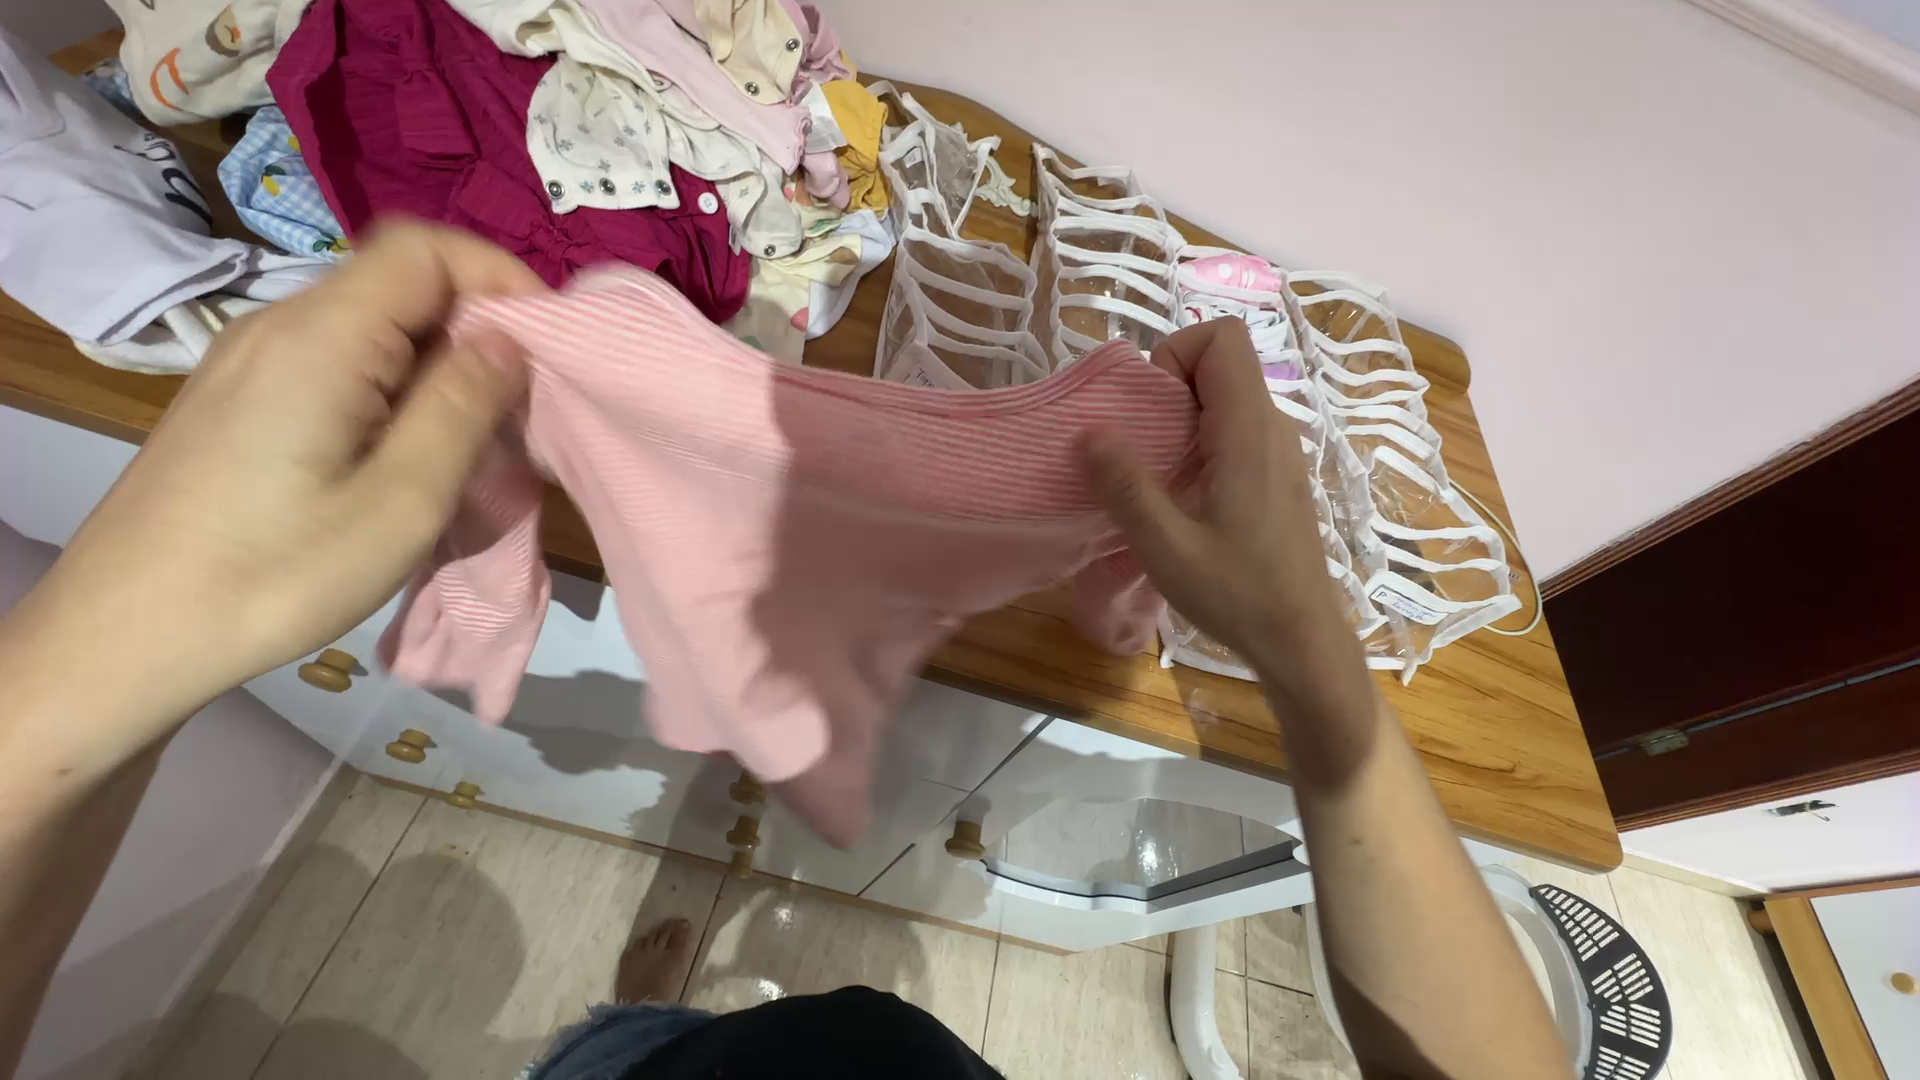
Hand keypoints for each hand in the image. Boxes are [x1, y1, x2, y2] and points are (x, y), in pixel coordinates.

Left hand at [2, 219, 543, 735]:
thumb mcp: (403, 497)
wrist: (131, 635)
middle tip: (531, 399)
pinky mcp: (251, 395)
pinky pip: (351, 358)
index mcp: (320, 340)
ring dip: (450, 358)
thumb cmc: (279, 573)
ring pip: (380, 323)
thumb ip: (463, 406)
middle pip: (403, 282)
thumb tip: (508, 342)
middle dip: (485, 323)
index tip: (550, 342)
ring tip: (487, 428)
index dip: (499, 276)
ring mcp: (258, 360)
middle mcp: (282, 328)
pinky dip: (409, 381)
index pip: (422, 251)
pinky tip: (423, 442)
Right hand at [1080, 318, 1374, 721]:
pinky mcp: (1274, 473)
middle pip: (1219, 363)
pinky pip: (1231, 429)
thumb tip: (1088, 431)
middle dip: (1166, 390)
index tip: (1146, 411)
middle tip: (1139, 450)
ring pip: (1223, 397)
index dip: (1173, 355)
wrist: (1301, 639)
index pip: (1221, 337)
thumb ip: (1127, 486)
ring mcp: (1277, 450)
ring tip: (1155, 477)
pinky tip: (1182, 497)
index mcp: (1249, 430)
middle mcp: (1271, 426)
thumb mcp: (1167, 547)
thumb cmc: (1237, 594)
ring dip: (1179, 420)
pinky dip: (1197, 443)